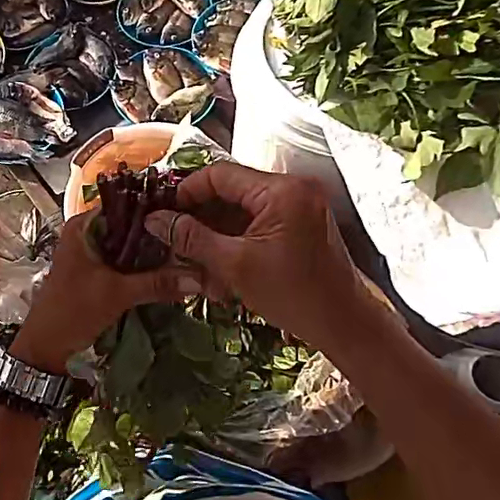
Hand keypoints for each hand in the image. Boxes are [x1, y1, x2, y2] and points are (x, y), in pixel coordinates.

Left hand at [11, 212, 197, 372]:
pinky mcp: (99, 272)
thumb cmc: (72, 311)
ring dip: (156, 253)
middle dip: (161, 234)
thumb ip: (157, 283)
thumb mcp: (117, 294)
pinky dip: (145, 268)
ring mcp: (93, 253)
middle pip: (132, 226)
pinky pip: (127, 263)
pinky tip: (173, 272)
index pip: (126, 204)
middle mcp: (87, 233)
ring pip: (131, 246)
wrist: (46, 346)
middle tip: (198, 238)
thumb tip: (200, 276)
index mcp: (83, 226)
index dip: (157, 208)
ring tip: (193, 253)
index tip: (192, 213)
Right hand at [145, 162, 387, 351]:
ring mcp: (298, 205)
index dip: (185, 192)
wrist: (344, 324)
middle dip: (198, 215)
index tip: (164, 214)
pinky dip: (231, 238)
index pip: (219, 175)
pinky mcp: (298, 223)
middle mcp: (293, 189)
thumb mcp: (232, 265)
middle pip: (228, 190)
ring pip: (238, 208)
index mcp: (281, 191)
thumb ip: (190, 238)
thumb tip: (154, 220)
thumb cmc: (293, 294)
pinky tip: (215, 262)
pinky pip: (253, 220)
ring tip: (192, 256)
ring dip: (212, 230)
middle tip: (173, 236)